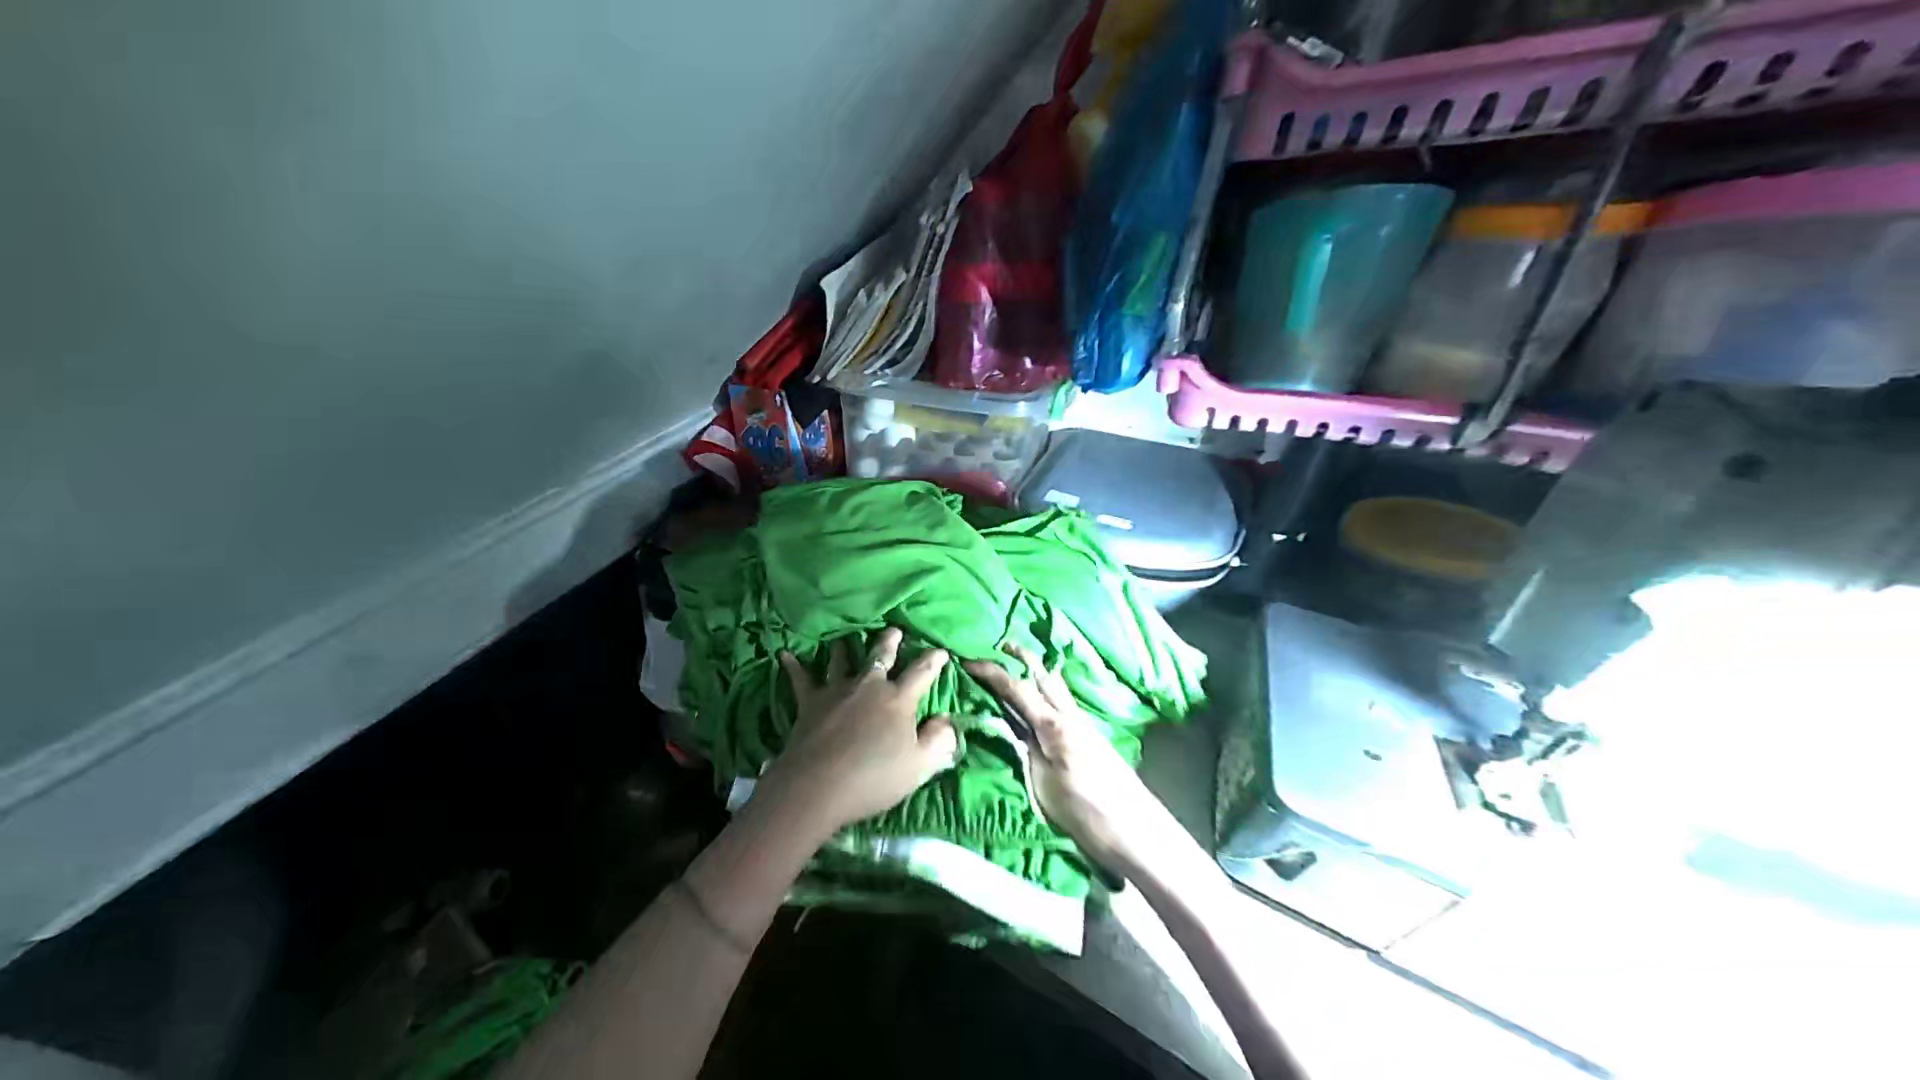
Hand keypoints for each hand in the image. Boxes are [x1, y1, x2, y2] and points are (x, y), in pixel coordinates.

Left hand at [765, 628, 958, 835]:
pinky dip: (793, 666)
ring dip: (845, 648)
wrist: (817, 785)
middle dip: (889, 642)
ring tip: (845, 638)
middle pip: (880, 657)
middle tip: (895, 630)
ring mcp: (836, 691)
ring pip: (842, 661)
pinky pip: (801, 679)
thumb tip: (947, 721)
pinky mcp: (810, 703)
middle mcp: (868, 687)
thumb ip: (937, 741)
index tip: (942, 651)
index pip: (921, 673)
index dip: (934, 661)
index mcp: (898, 699)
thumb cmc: (874, 777)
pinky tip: (784, 654)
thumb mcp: (919, 766)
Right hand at [965, 643, 1172, 878]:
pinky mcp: (1093, 740)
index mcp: (1054, 726)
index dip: (992, 673)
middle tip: (1004, 644)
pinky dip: (1053, 691)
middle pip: (1045, 678)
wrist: (1135, 833)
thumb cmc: (1084, 813)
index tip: (968, 661)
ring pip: (1059, 689)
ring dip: (1040, 672)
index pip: (1018, 689)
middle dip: (1024, 658)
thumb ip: (1024, 749)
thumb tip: (1008, 725)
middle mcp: (1071, 717)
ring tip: (1024, 664)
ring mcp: (1085, 727)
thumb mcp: (1042, 784)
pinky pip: (1067, 704)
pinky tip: (1049, 699)